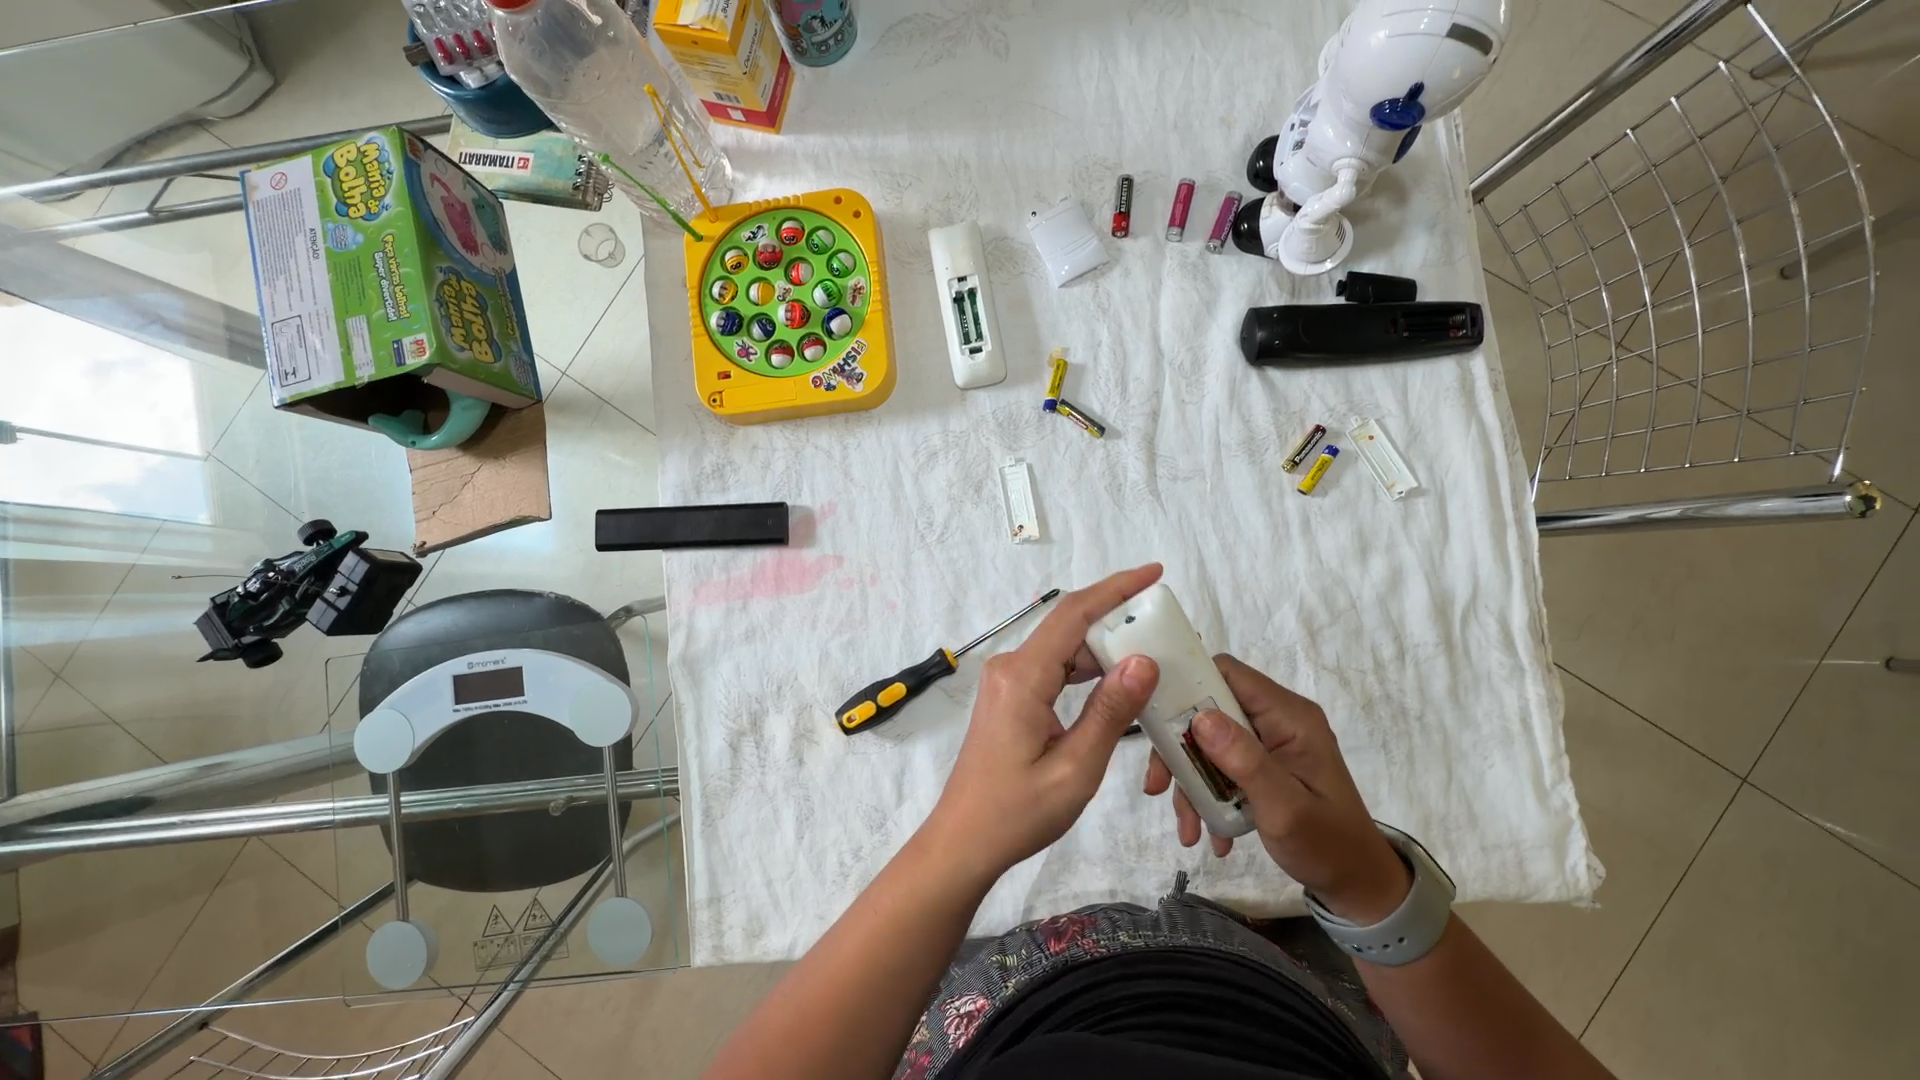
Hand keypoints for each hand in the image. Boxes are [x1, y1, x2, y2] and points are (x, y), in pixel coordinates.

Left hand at [922, 565, 1164, 883]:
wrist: (964, 840)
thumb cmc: (1017, 813)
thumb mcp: (1075, 769)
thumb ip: (1110, 712)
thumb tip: (1144, 661)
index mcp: (1022, 678)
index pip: (1073, 615)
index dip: (1115, 589)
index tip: (1154, 573)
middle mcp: (1010, 669)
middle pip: (1069, 629)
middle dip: (1118, 621)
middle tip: (1166, 628)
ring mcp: (1007, 683)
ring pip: (1063, 650)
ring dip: (1104, 649)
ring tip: (1152, 653)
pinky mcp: (1010, 698)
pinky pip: (1053, 670)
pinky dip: (1086, 671)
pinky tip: (1116, 681)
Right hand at [1144, 654, 1410, 922]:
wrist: (1356, 884)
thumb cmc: (1328, 845)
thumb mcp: (1285, 808)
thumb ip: (1245, 762)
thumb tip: (1201, 718)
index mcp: (1289, 717)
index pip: (1228, 673)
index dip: (1187, 685)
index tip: (1156, 719)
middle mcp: (1276, 720)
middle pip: (1208, 709)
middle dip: (1179, 750)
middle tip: (1158, 787)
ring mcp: (1267, 742)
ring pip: (1206, 742)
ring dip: (1189, 782)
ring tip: (1187, 827)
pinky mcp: (1259, 764)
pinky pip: (1218, 766)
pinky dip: (1205, 796)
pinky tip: (1206, 832)